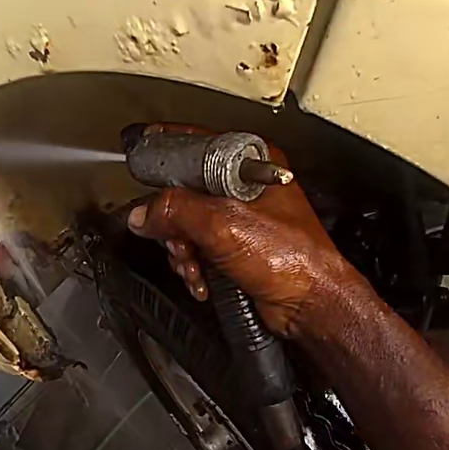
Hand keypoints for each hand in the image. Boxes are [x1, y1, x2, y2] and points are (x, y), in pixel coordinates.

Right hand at [124, 164, 372, 336]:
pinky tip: (201, 279)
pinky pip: (194, 250)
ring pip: (184, 226)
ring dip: (181, 252)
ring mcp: (237, 219)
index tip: (140, 165)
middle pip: (181, 192)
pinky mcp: (231, 247)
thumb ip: (176, 211)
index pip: (196, 145)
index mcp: (249, 165)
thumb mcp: (225, 224)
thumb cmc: (293, 260)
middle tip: (178, 240)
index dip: (165, 156)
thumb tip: (143, 212)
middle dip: (173, 225)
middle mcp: (242, 188)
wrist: (308, 305)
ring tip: (194, 266)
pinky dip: (191, 267)